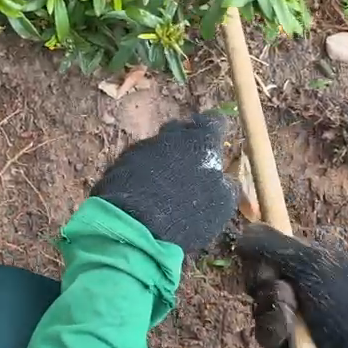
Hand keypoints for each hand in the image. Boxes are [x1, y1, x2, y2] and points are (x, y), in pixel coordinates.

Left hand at [90, 113, 236, 254]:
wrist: (134, 226)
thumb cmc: (187, 214)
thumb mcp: (221, 205)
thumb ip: (227, 186)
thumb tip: (226, 180)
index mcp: (200, 140)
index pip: (214, 121)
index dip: (217, 129)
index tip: (219, 140)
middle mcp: (171, 136)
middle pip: (182, 130)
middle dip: (188, 141)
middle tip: (194, 162)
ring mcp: (142, 148)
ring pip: (158, 146)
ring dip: (165, 159)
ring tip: (168, 184)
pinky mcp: (120, 163)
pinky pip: (138, 162)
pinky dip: (146, 172)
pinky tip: (147, 192)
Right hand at [237, 224, 347, 347]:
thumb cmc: (347, 308)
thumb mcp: (313, 267)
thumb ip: (275, 246)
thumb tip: (242, 233)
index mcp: (310, 258)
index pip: (266, 251)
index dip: (260, 263)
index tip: (267, 274)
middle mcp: (302, 282)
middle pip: (259, 280)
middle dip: (267, 293)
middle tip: (289, 301)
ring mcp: (298, 313)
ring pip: (260, 308)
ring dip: (271, 318)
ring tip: (291, 328)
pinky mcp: (294, 341)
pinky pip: (267, 333)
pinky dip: (275, 338)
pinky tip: (289, 345)